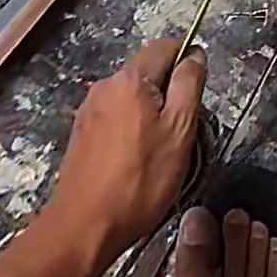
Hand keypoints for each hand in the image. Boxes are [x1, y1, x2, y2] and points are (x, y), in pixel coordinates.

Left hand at [47, 39, 204, 256]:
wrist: (82, 229)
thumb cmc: (139, 180)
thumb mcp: (179, 130)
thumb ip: (189, 84)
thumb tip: (194, 54)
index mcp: (131, 77)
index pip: (167, 46)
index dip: (187, 63)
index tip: (194, 97)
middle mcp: (106, 84)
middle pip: (149, 70)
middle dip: (169, 92)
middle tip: (179, 131)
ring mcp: (90, 107)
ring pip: (133, 94)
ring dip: (150, 111)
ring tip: (157, 149)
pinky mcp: (81, 130)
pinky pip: (116, 113)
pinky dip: (130, 126)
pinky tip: (133, 159)